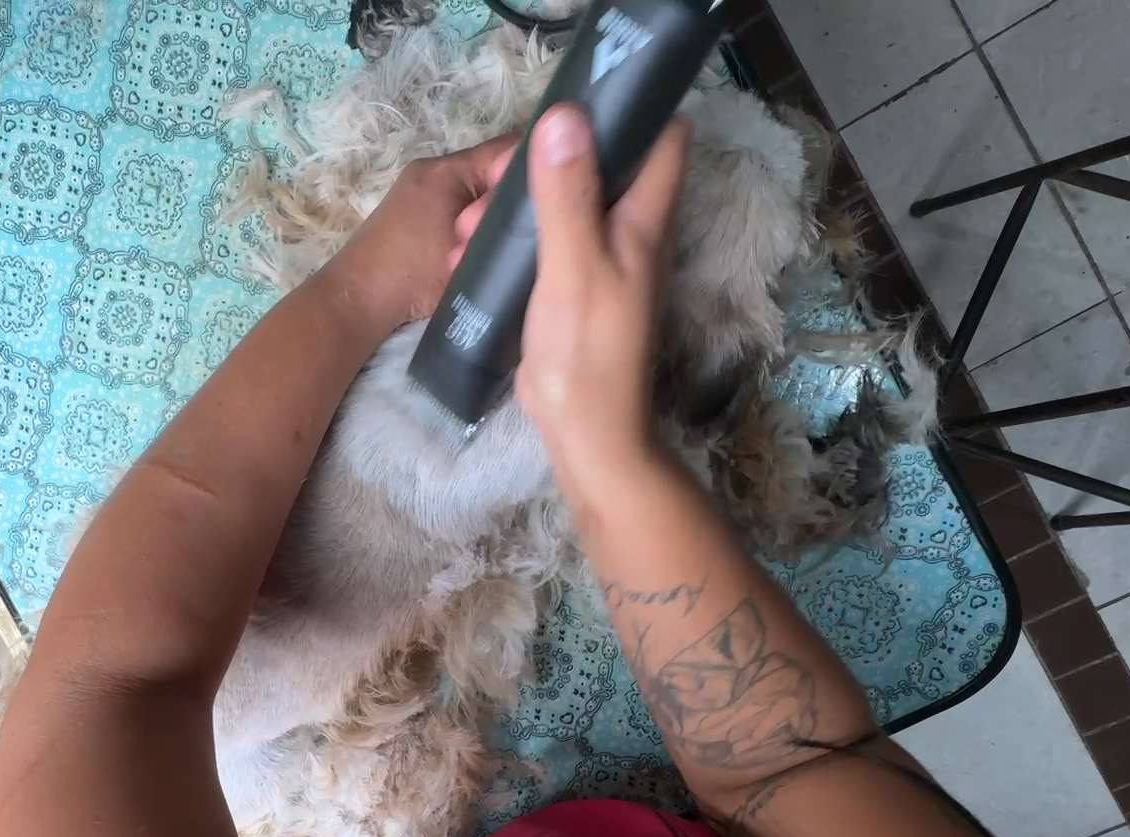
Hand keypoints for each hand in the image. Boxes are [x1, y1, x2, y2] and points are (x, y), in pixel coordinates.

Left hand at [316, 133, 518, 331]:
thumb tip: (538, 208)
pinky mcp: (410, 217)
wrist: (355, 302)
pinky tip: (475, 254)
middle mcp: (432, 172)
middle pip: (491, 175)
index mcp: (447, 170)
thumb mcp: (467, 252)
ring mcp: (418, 194)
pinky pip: (453, 211)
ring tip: (498, 250)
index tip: (553, 204)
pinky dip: (468, 229)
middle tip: (523, 236)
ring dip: (487, 220)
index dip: (536, 175)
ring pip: (472, 196)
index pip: (510, 151)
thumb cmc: (410, 275)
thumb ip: (502, 225)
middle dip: (509, 202)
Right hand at [495, 104, 688, 482]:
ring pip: (561, 213)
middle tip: (494, 180)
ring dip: (517, 210)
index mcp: (643, 223)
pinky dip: (511, 246)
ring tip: (468, 228)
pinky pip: (542, 252)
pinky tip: (473, 257)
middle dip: (547, 163)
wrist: (584, 431)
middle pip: (598, 172)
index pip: (661, 140)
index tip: (571, 112)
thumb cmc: (585, 352)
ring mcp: (597, 268)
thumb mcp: (573, 268)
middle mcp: (627, 239)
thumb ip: (568, 197)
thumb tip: (565, 116)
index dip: (627, 112)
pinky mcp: (569, 296)